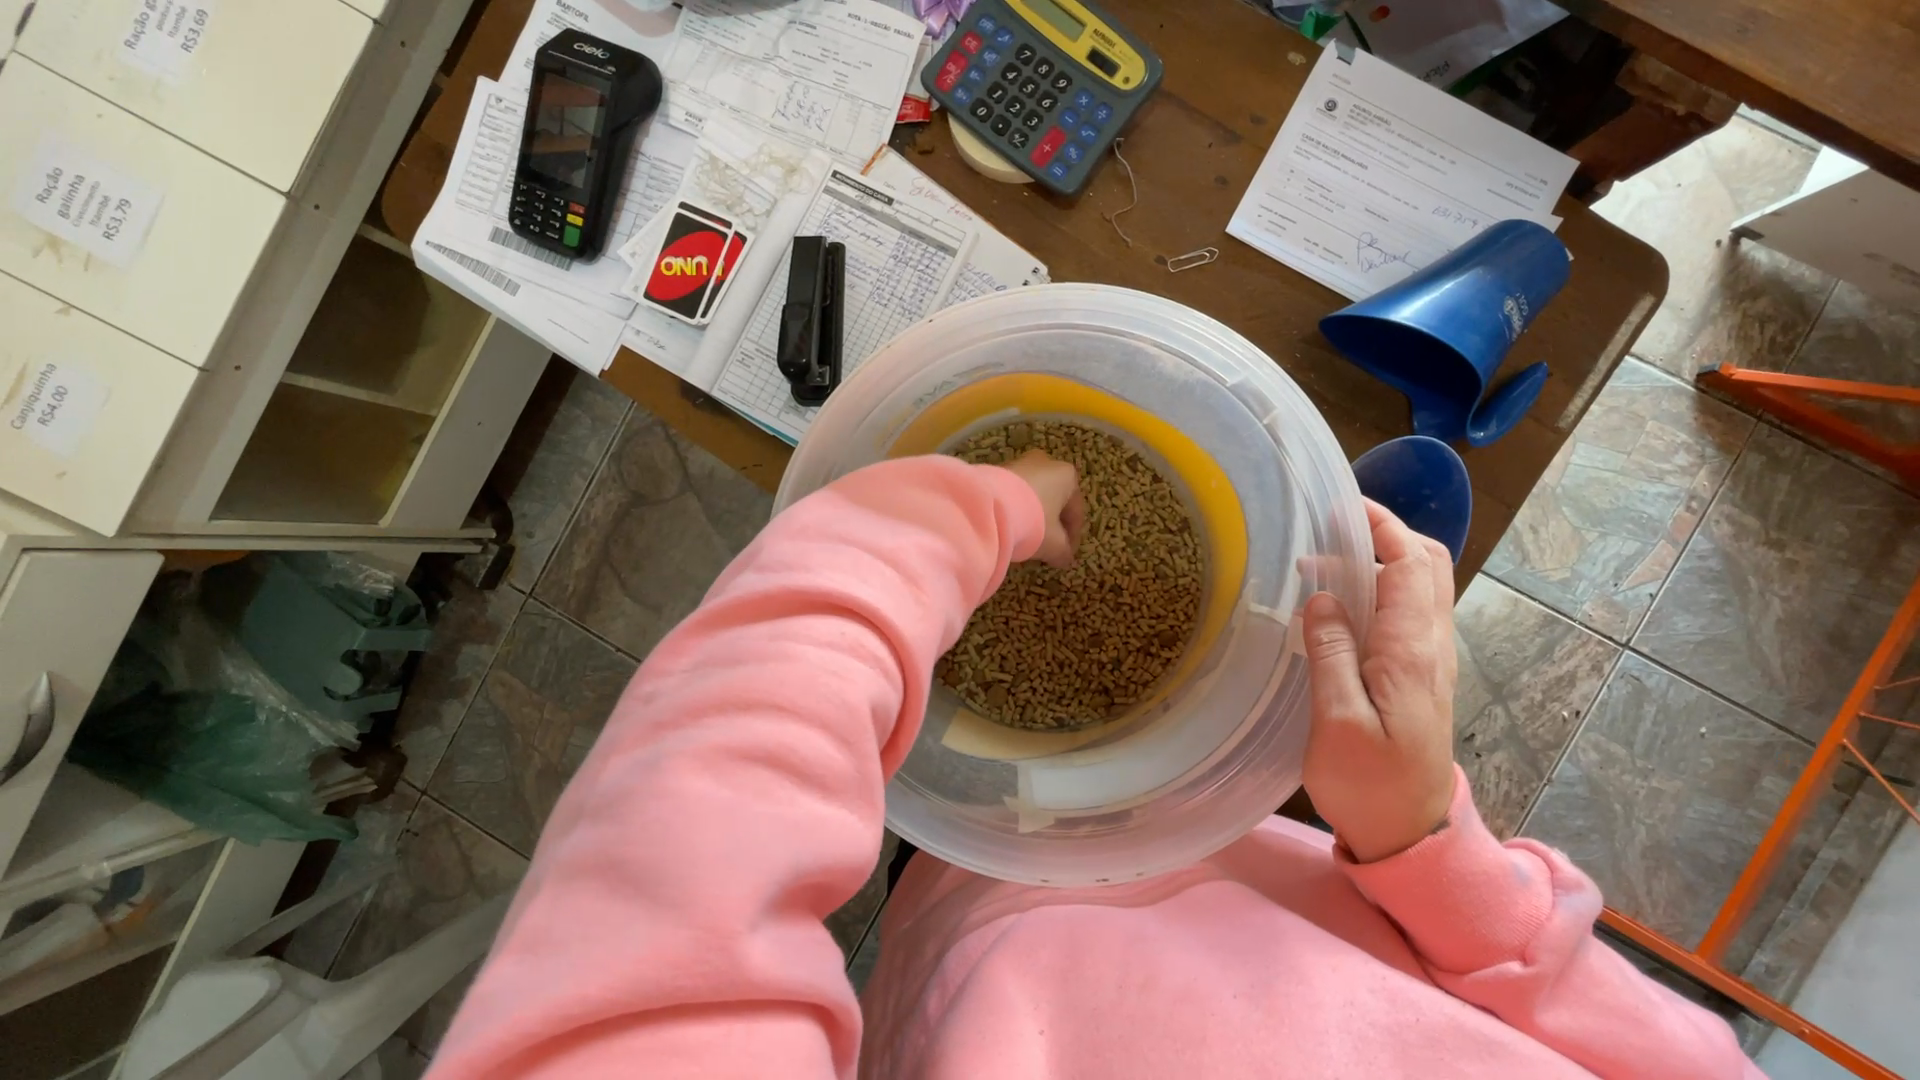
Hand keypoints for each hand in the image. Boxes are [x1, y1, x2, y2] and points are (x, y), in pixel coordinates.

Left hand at [1003, 450, 1086, 567]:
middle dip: (1051, 524)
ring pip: (1032, 496)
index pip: (1075, 512)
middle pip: (1053, 500)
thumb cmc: (1032, 522)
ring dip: (1032, 517)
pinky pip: (1012, 494)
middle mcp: (1046, 463)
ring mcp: (1019, 464)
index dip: (1072, 537)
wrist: (988, 507)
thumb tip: (1064, 557)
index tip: (1065, 554)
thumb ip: (1063, 551)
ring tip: (1025, 540)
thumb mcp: (1054, 544)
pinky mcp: (996, 470)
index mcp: (1067, 476)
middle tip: (1046, 547)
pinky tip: (1009, 527)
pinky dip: (1015, 510)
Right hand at [1302, 499, 1458, 862]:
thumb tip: (1323, 595)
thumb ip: (1332, 654)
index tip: (1338, 505)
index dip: (1380, 525)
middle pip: (1426, 565)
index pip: (1409, 564)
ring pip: (1420, 584)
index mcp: (1411, 650)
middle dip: (1385, 531)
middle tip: (1330, 525)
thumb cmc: (1369, 783)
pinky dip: (1381, 584)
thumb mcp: (1339, 723)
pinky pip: (1409, 609)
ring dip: (1382, 556)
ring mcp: (1428, 659)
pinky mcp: (1418, 673)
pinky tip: (1341, 598)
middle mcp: (1430, 646)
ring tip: (1324, 555)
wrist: (1409, 834)